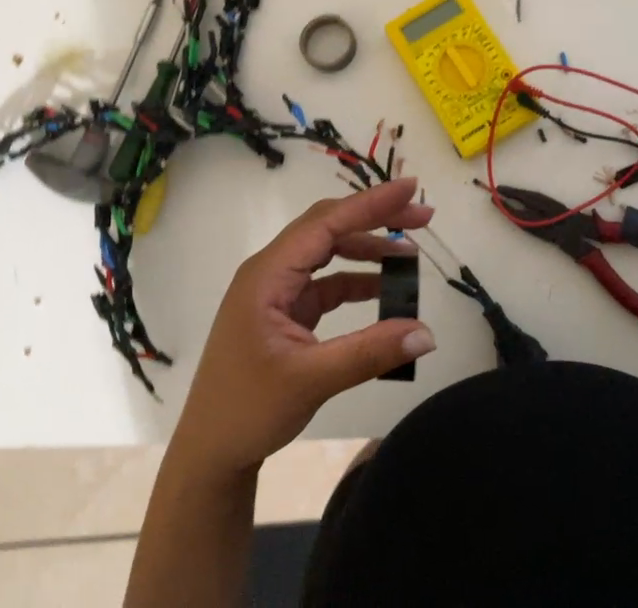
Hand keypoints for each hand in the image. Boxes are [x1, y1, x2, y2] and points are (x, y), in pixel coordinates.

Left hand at [172, 178, 436, 475]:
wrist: (210, 450)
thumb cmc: (248, 410)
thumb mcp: (312, 380)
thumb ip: (370, 353)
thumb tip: (427, 333)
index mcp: (266, 276)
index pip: (325, 225)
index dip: (370, 205)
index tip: (411, 188)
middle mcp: (268, 274)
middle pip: (326, 230)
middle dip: (374, 220)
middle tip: (422, 217)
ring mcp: (275, 293)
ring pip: (326, 255)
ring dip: (366, 251)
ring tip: (410, 253)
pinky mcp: (282, 314)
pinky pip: (324, 285)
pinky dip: (356, 283)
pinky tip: (384, 291)